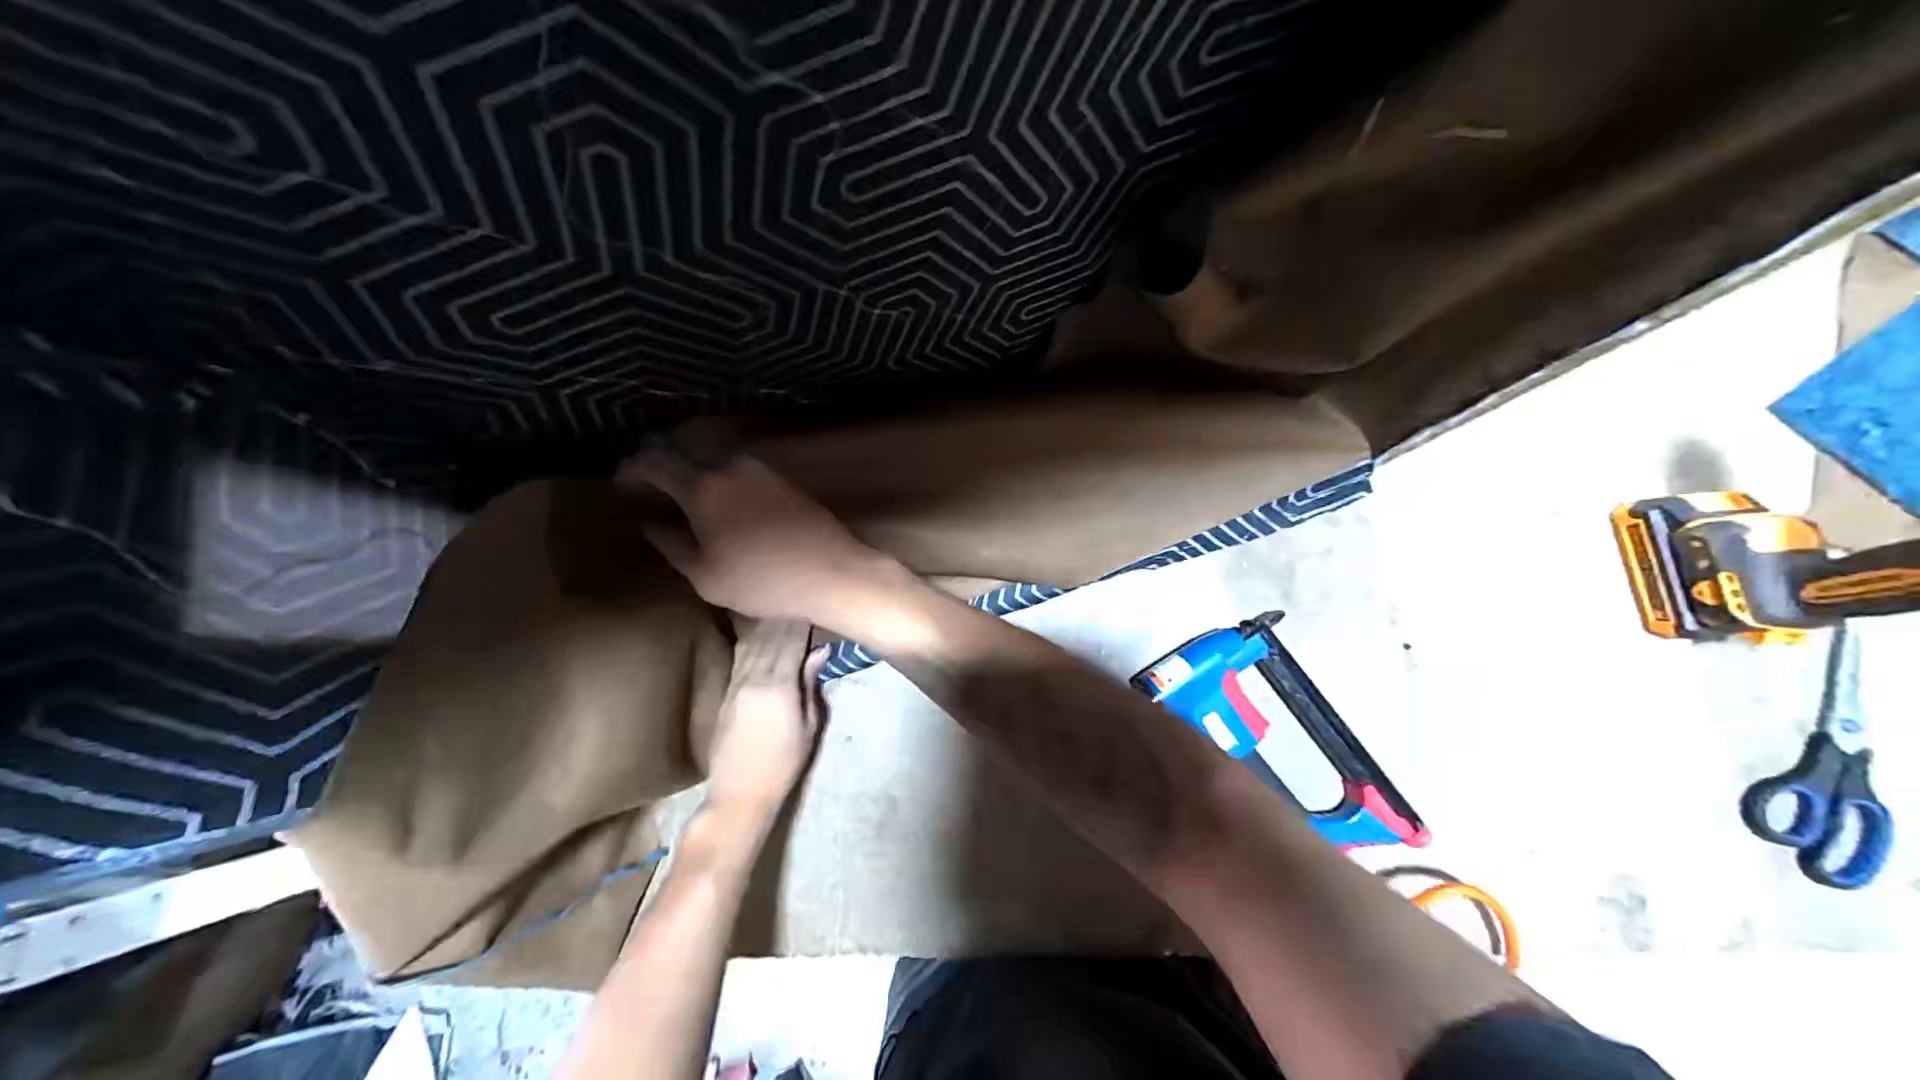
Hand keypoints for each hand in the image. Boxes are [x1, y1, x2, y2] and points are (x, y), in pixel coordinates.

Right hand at [618, 450, 904, 628]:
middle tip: (652, 494)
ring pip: (716, 464)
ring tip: (688, 504)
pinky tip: (724, 508)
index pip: (654, 462)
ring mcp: (762, 469)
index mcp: (703, 485)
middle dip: (664, 471)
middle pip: (686, 457)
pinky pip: (741, 474)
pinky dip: (723, 484)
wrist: (833, 571)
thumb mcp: (706, 575)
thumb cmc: (763, 580)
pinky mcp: (784, 480)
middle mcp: (731, 466)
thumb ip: (672, 545)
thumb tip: (650, 525)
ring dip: (696, 478)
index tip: (622, 485)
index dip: (632, 470)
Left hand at [703, 617, 828, 815]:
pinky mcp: (726, 691)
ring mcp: (736, 682)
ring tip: (778, 605)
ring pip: (752, 642)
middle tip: (797, 596)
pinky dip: (751, 638)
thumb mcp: (809, 725)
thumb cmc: (785, 762)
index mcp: (779, 685)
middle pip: (770, 636)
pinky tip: (757, 629)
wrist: (741, 791)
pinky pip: (740, 655)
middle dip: (784, 615)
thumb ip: (811, 683)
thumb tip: (820, 651)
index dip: (802, 620)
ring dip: (765, 623)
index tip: (812, 602)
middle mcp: (754, 677)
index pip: (791, 641)